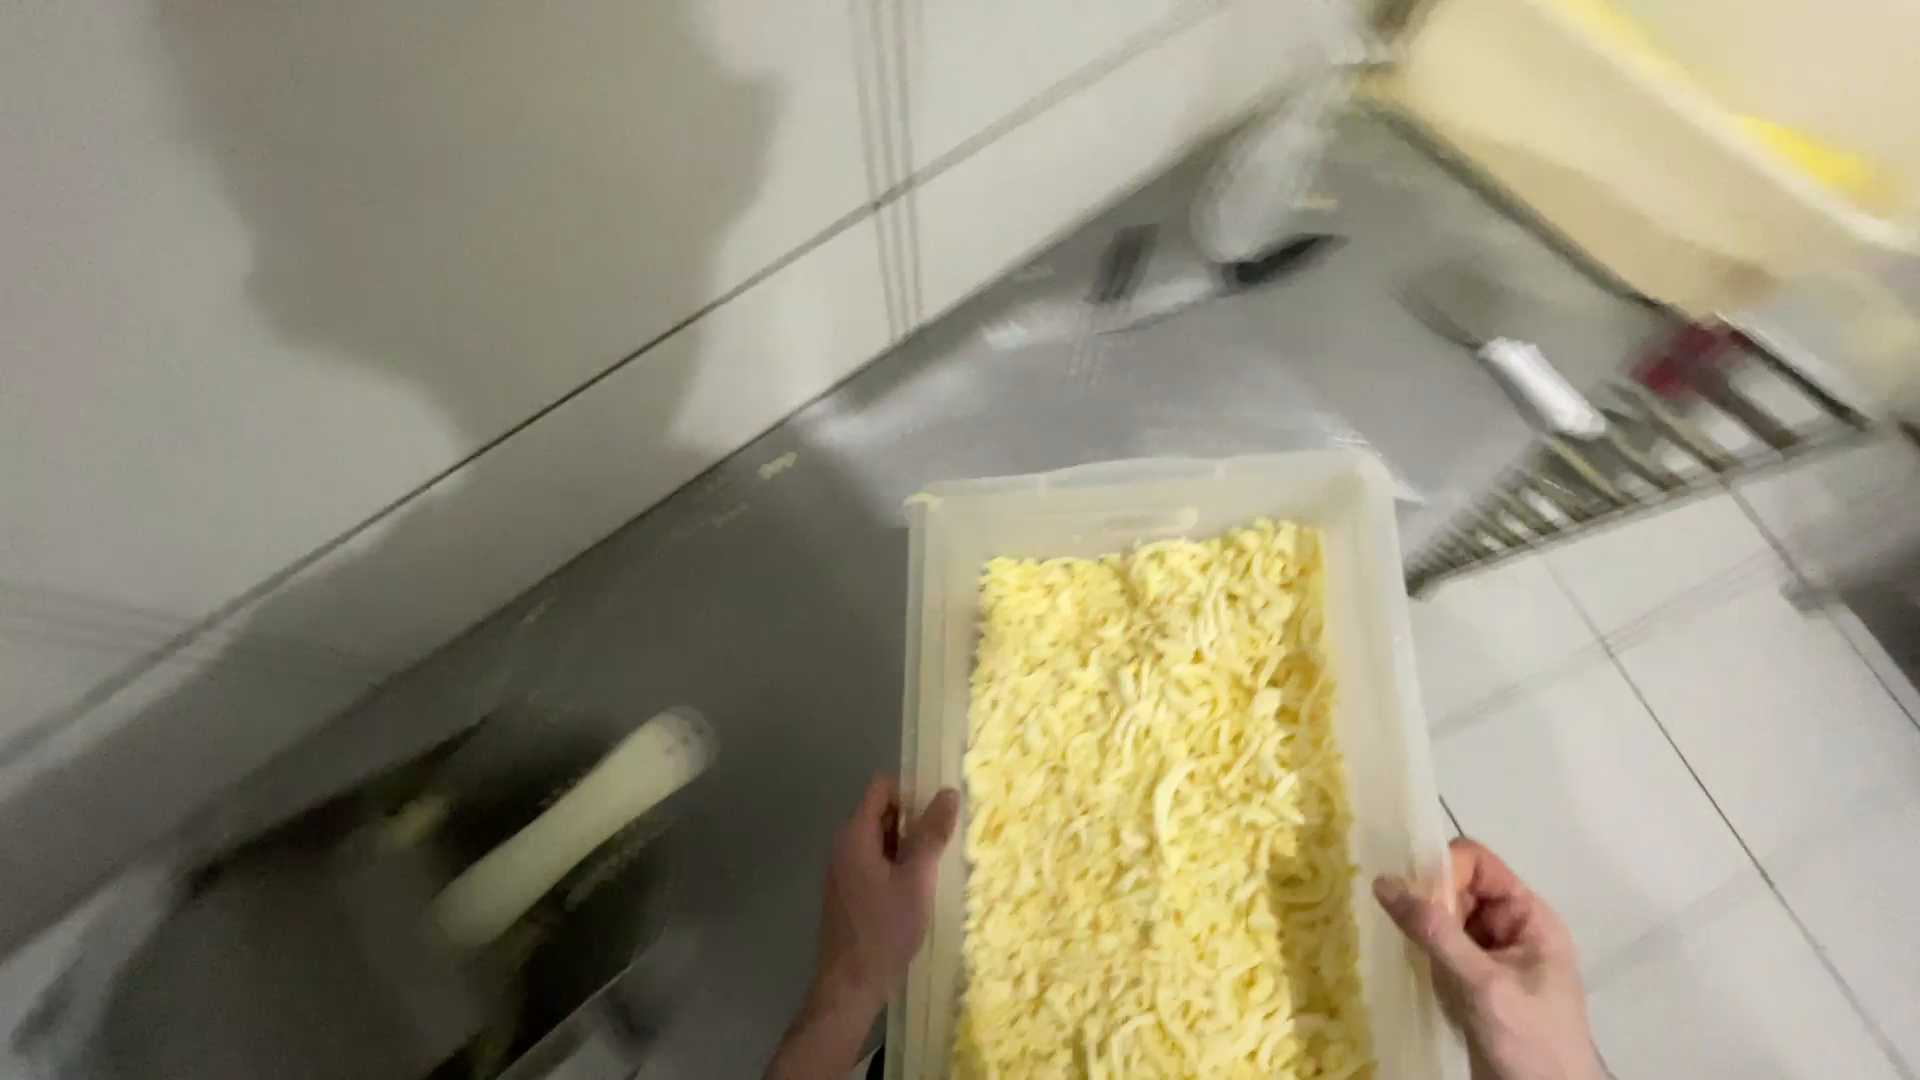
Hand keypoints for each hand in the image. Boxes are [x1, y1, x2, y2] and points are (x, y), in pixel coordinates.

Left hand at [767, 776, 959, 1079]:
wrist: (850, 988)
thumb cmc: (884, 929)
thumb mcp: (916, 879)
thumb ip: (931, 834)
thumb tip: (949, 793)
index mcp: (855, 834)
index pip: (881, 787)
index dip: (911, 793)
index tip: (935, 817)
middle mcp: (844, 845)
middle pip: (881, 812)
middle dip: (913, 822)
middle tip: (941, 845)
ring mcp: (843, 870)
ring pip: (881, 840)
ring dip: (907, 847)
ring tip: (932, 870)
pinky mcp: (848, 892)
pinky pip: (875, 862)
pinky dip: (896, 866)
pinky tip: (915, 892)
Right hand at [1373, 838, 1603, 1079]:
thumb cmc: (1532, 1043)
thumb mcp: (1485, 986)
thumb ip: (1436, 932)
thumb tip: (1382, 881)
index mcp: (1527, 917)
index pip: (1476, 862)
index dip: (1442, 868)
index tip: (1414, 894)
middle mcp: (1506, 926)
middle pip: (1452, 882)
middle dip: (1423, 895)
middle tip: (1403, 923)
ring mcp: (1485, 951)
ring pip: (1437, 909)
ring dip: (1415, 919)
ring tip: (1401, 941)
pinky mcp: (1465, 974)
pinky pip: (1432, 938)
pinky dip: (1414, 940)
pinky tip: (1403, 956)